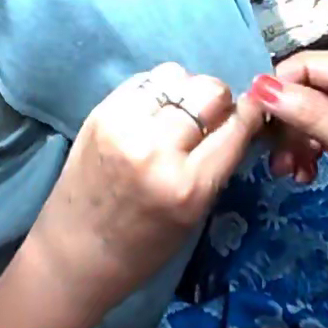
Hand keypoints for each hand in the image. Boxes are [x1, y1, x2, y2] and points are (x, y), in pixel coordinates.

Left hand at [23, 63, 264, 319]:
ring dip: (185, 89)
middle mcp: (157, 150)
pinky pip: (143, 80)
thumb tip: (237, 116)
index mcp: (189, 187)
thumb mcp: (195, 213)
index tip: (253, 109)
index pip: (236, 127)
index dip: (250, 113)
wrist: (75, 253)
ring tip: (178, 109)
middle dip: (218, 99)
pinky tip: (153, 109)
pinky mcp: (100, 113)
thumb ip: (217, 163)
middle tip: (210, 114)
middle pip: (208, 91)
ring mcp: (124, 127)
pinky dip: (156, 89)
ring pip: (175, 75)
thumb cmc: (143, 247)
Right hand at [247, 51, 327, 242]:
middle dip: (287, 124)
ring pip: (310, 112)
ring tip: (292, 174)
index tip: (256, 130)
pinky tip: (307, 174)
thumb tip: (258, 87)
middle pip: (304, 89)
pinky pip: (324, 130)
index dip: (276, 92)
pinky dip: (310, 150)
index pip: (303, 65)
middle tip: (277, 163)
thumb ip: (311, 114)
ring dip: (295, 141)